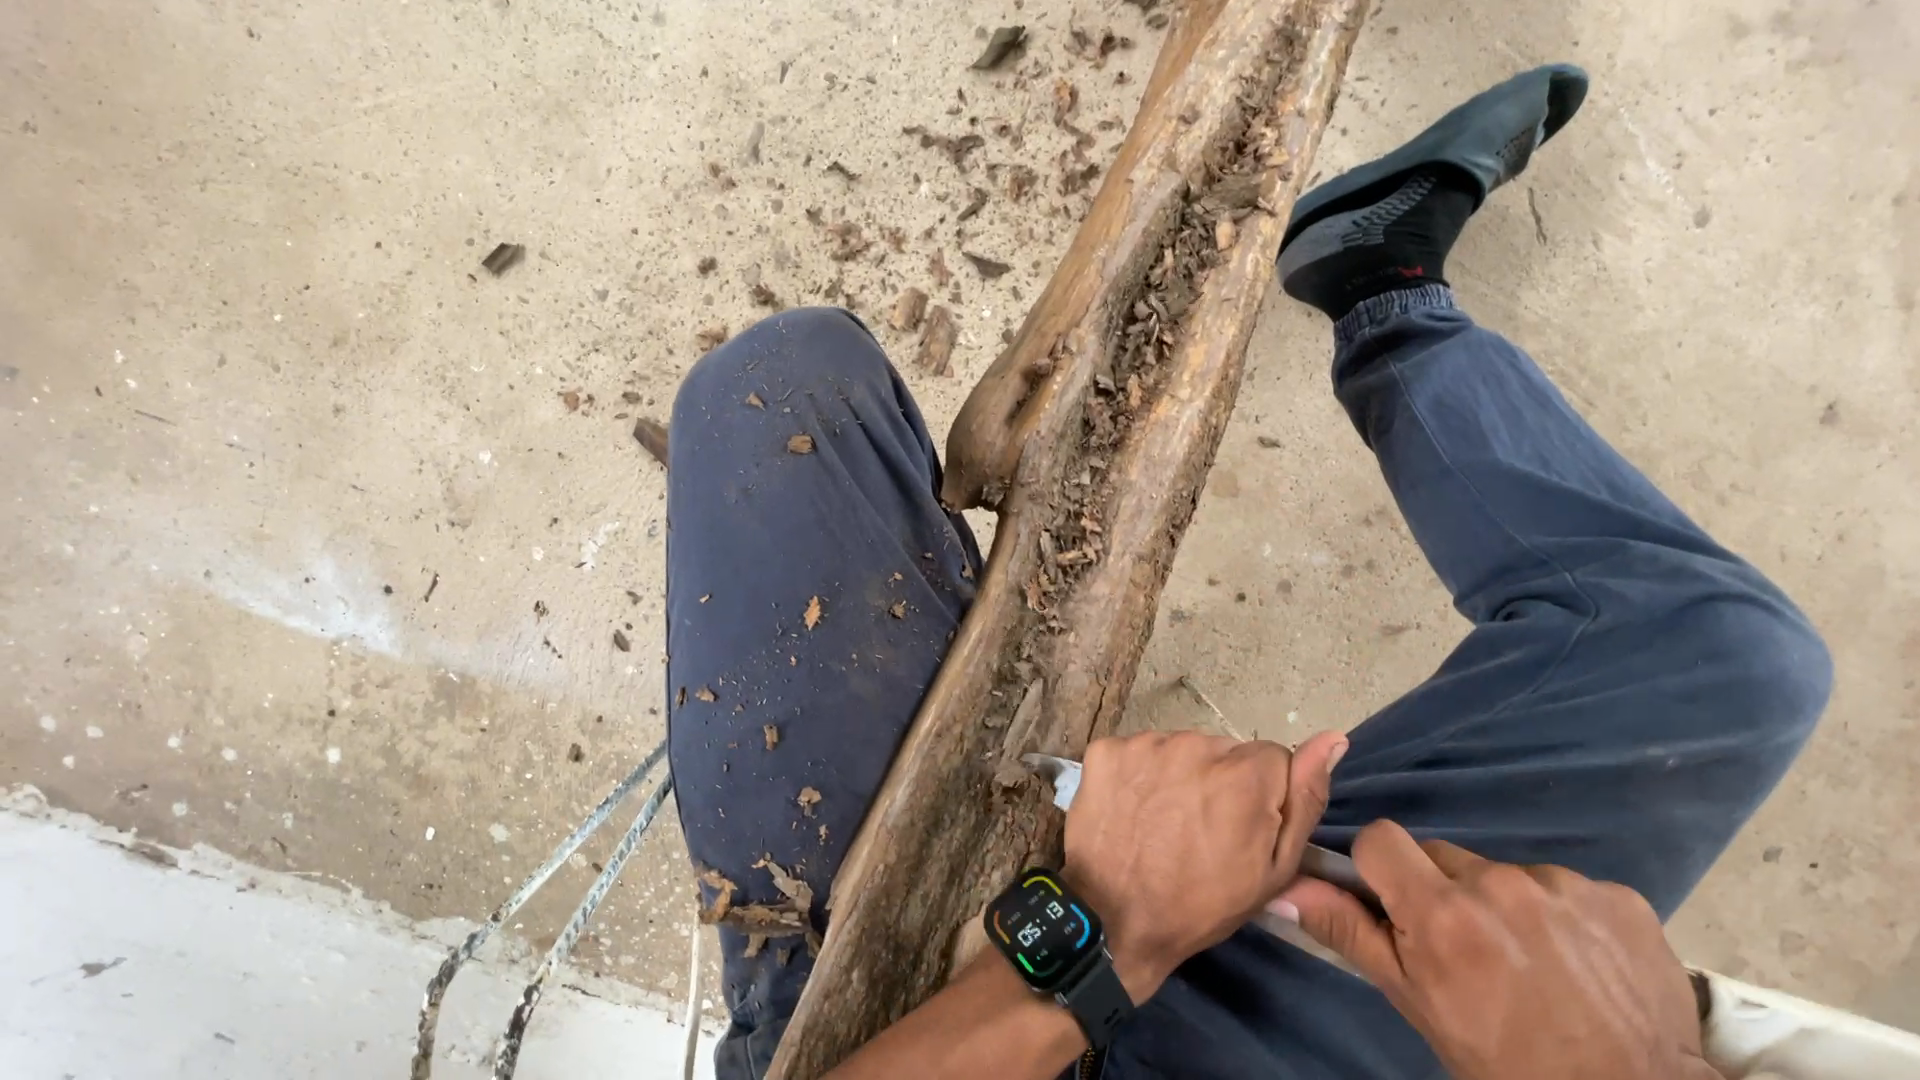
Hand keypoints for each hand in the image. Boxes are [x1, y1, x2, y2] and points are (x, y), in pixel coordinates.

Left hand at [1061, 729, 1347, 1002]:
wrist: (1114, 918)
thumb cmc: (1203, 903)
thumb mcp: (1273, 868)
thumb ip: (1305, 798)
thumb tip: (1332, 738)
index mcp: (1245, 772)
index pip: (1271, 759)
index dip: (1261, 795)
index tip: (1242, 827)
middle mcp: (1197, 744)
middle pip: (1223, 751)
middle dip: (1219, 781)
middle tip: (1200, 830)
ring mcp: (1146, 744)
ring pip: (1180, 749)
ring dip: (1178, 776)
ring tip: (1164, 823)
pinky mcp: (1107, 750)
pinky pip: (1137, 753)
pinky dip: (1138, 775)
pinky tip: (1133, 810)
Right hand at [1277, 821, 1711, 1079]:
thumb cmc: (1504, 1060)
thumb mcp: (1415, 1003)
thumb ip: (1349, 933)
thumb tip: (1287, 887)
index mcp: (1441, 911)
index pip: (1380, 838)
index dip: (1380, 869)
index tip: (1394, 904)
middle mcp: (1498, 883)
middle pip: (1442, 856)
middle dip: (1442, 890)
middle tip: (1466, 948)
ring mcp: (1564, 886)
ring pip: (1504, 872)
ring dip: (1504, 904)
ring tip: (1532, 962)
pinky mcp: (1619, 897)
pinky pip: (1565, 887)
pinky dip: (1564, 916)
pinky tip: (1580, 962)